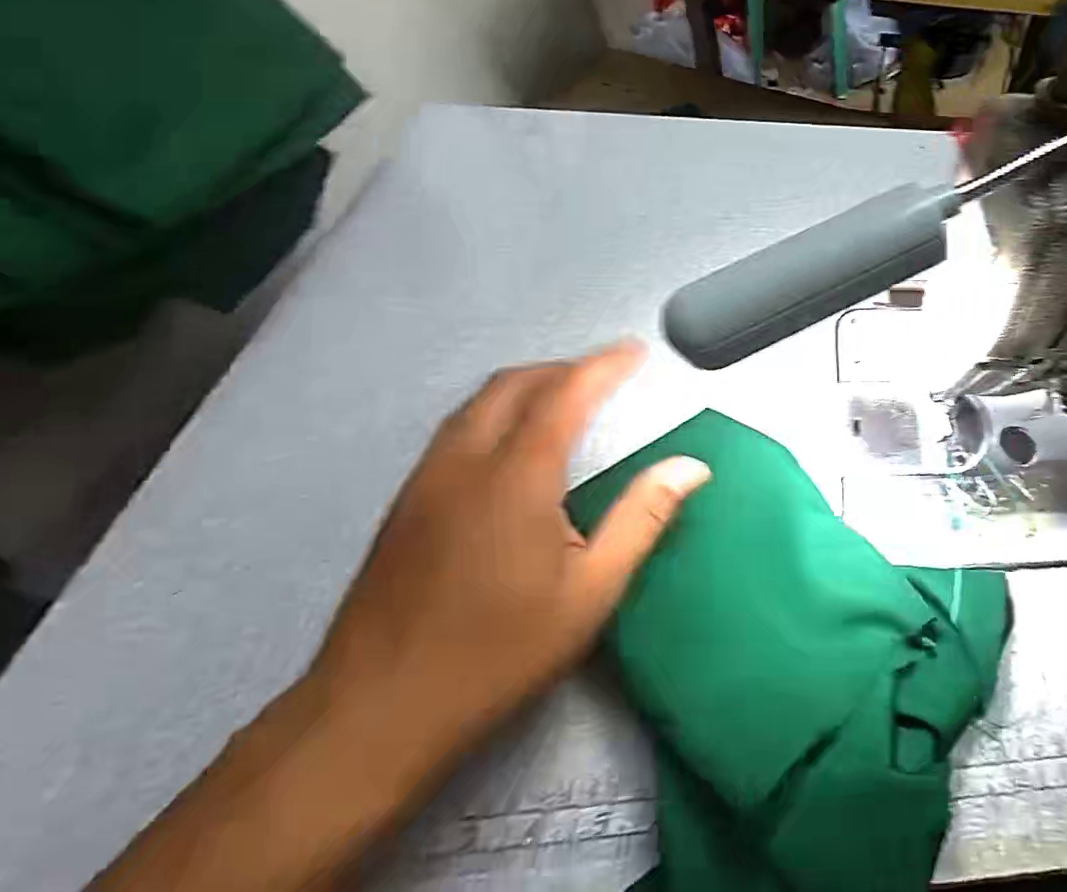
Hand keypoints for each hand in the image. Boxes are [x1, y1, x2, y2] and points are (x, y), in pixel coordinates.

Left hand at [93, 342, 709, 891]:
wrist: (374, 714)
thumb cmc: (499, 652)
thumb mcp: (592, 590)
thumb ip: (644, 518)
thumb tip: (692, 466)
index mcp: (515, 478)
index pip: (565, 394)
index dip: (604, 366)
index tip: (636, 352)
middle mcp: (463, 464)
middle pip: (512, 385)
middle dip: (563, 368)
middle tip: (606, 375)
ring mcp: (423, 483)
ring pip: (476, 405)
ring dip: (526, 387)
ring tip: (567, 399)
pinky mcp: (403, 507)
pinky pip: (455, 432)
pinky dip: (497, 413)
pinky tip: (515, 446)